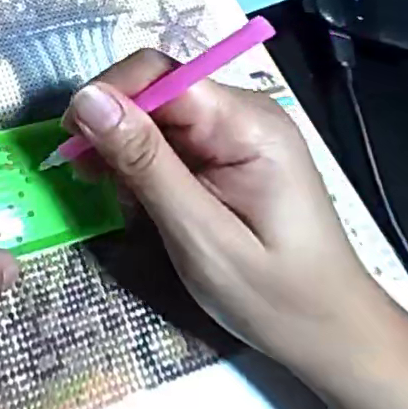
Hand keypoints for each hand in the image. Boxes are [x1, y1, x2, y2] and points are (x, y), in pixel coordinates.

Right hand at [66, 51, 407, 408]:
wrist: (334, 334)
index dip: (112, 94)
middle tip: (86, 174)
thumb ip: (144, 163)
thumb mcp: (200, 235)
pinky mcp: (227, 147)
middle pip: (158, 87)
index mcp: (246, 121)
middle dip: (114, 123)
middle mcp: (241, 109)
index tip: (74, 141)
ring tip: (112, 192)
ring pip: (158, 111)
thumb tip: (86, 98)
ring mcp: (236, 127)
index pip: (164, 74)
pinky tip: (137, 194)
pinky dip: (143, 161)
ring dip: (125, 146)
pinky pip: (171, 135)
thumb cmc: (275, 295)